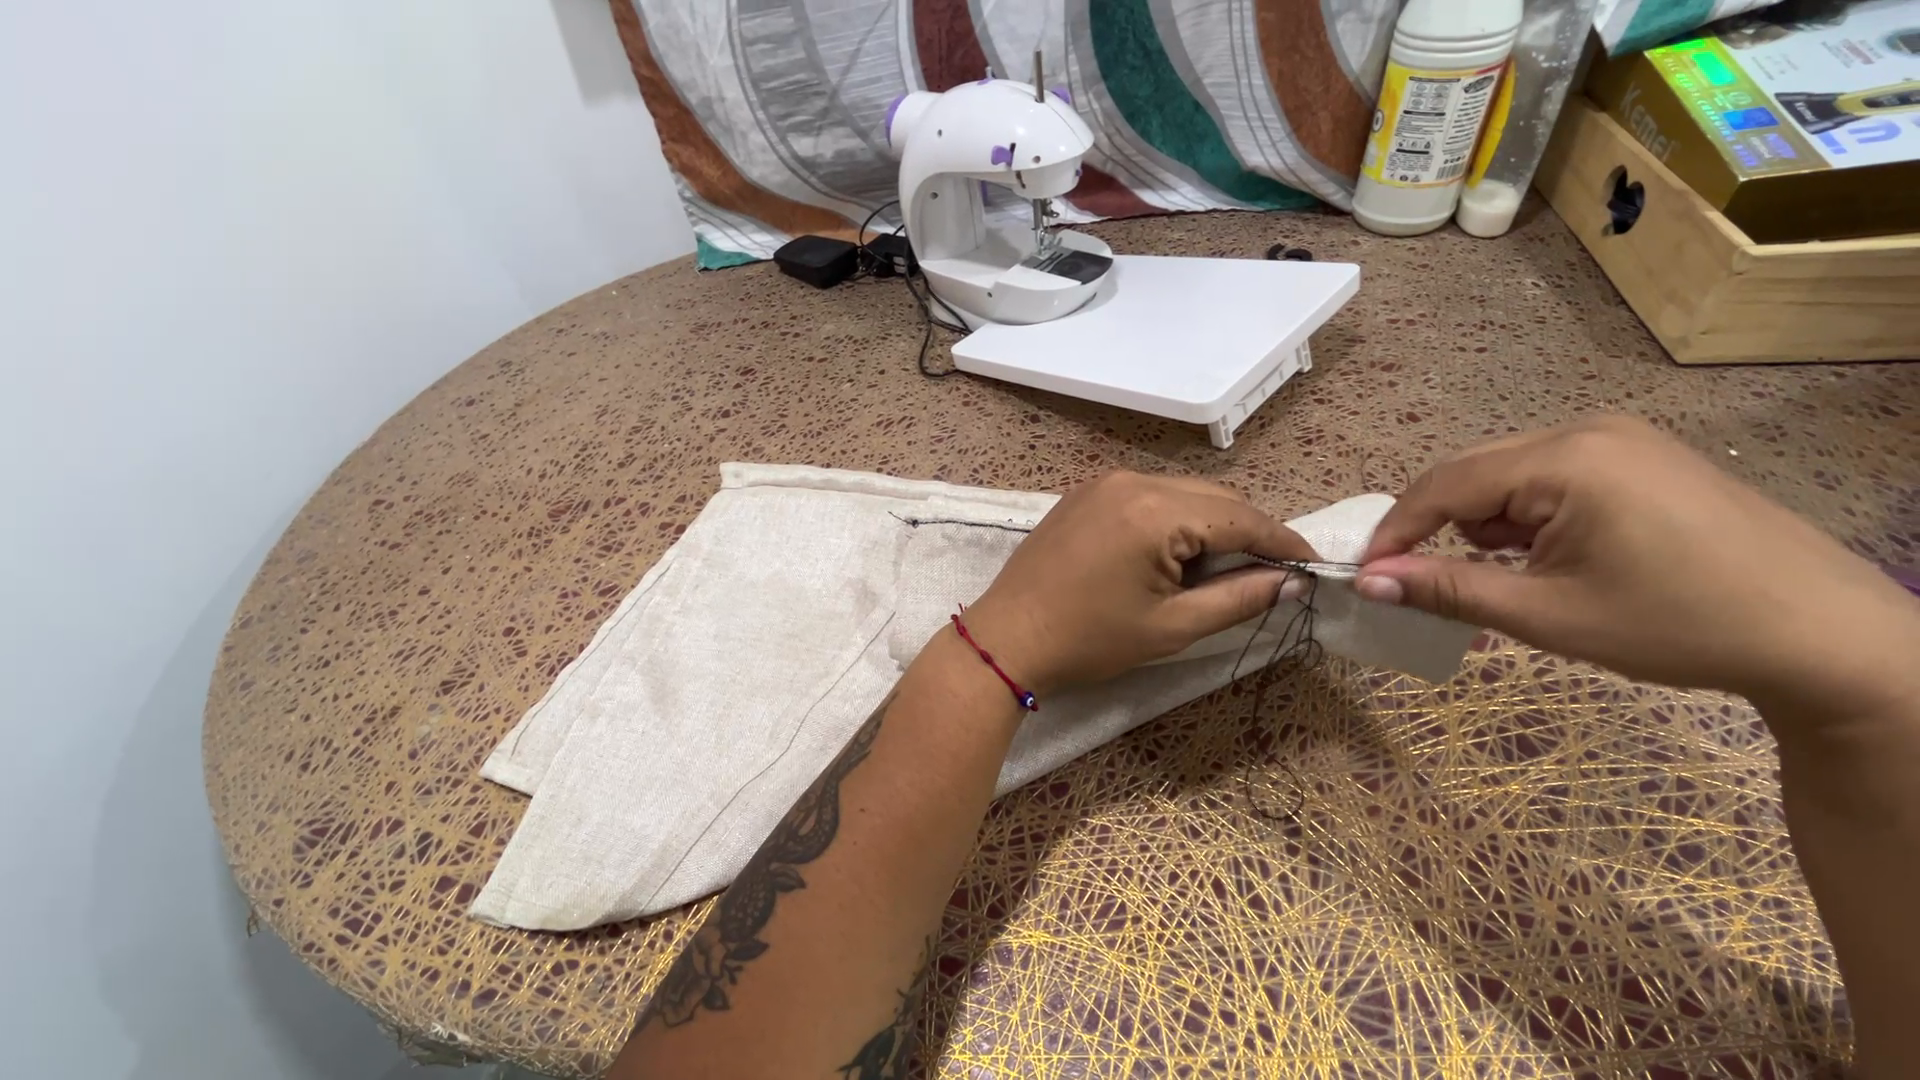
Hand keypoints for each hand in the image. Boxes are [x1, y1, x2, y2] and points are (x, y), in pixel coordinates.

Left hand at [959, 472, 1316, 694]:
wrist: (1008, 639)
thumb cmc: (1090, 640)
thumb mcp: (1173, 627)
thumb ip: (1238, 598)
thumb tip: (1289, 582)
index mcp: (1156, 510)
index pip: (1241, 517)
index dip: (1282, 542)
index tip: (1312, 566)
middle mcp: (1132, 480)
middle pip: (1214, 498)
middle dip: (1246, 534)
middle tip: (1265, 577)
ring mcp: (1104, 482)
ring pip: (1182, 495)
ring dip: (1209, 527)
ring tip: (1214, 574)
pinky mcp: (1085, 493)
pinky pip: (1148, 497)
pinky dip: (1172, 521)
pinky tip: (1170, 559)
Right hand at [1355, 416, 1919, 722]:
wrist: (1824, 636)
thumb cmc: (1675, 625)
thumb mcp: (1546, 614)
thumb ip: (1447, 590)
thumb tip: (1368, 582)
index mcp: (1567, 459)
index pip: (1445, 484)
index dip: (1396, 530)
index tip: (1366, 574)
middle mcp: (1588, 430)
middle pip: (1473, 472)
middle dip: (1440, 527)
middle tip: (1426, 582)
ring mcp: (1621, 438)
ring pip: (1509, 475)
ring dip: (1487, 524)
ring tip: (1512, 579)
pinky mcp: (1642, 456)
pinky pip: (1550, 476)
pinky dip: (1527, 516)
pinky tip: (1550, 556)